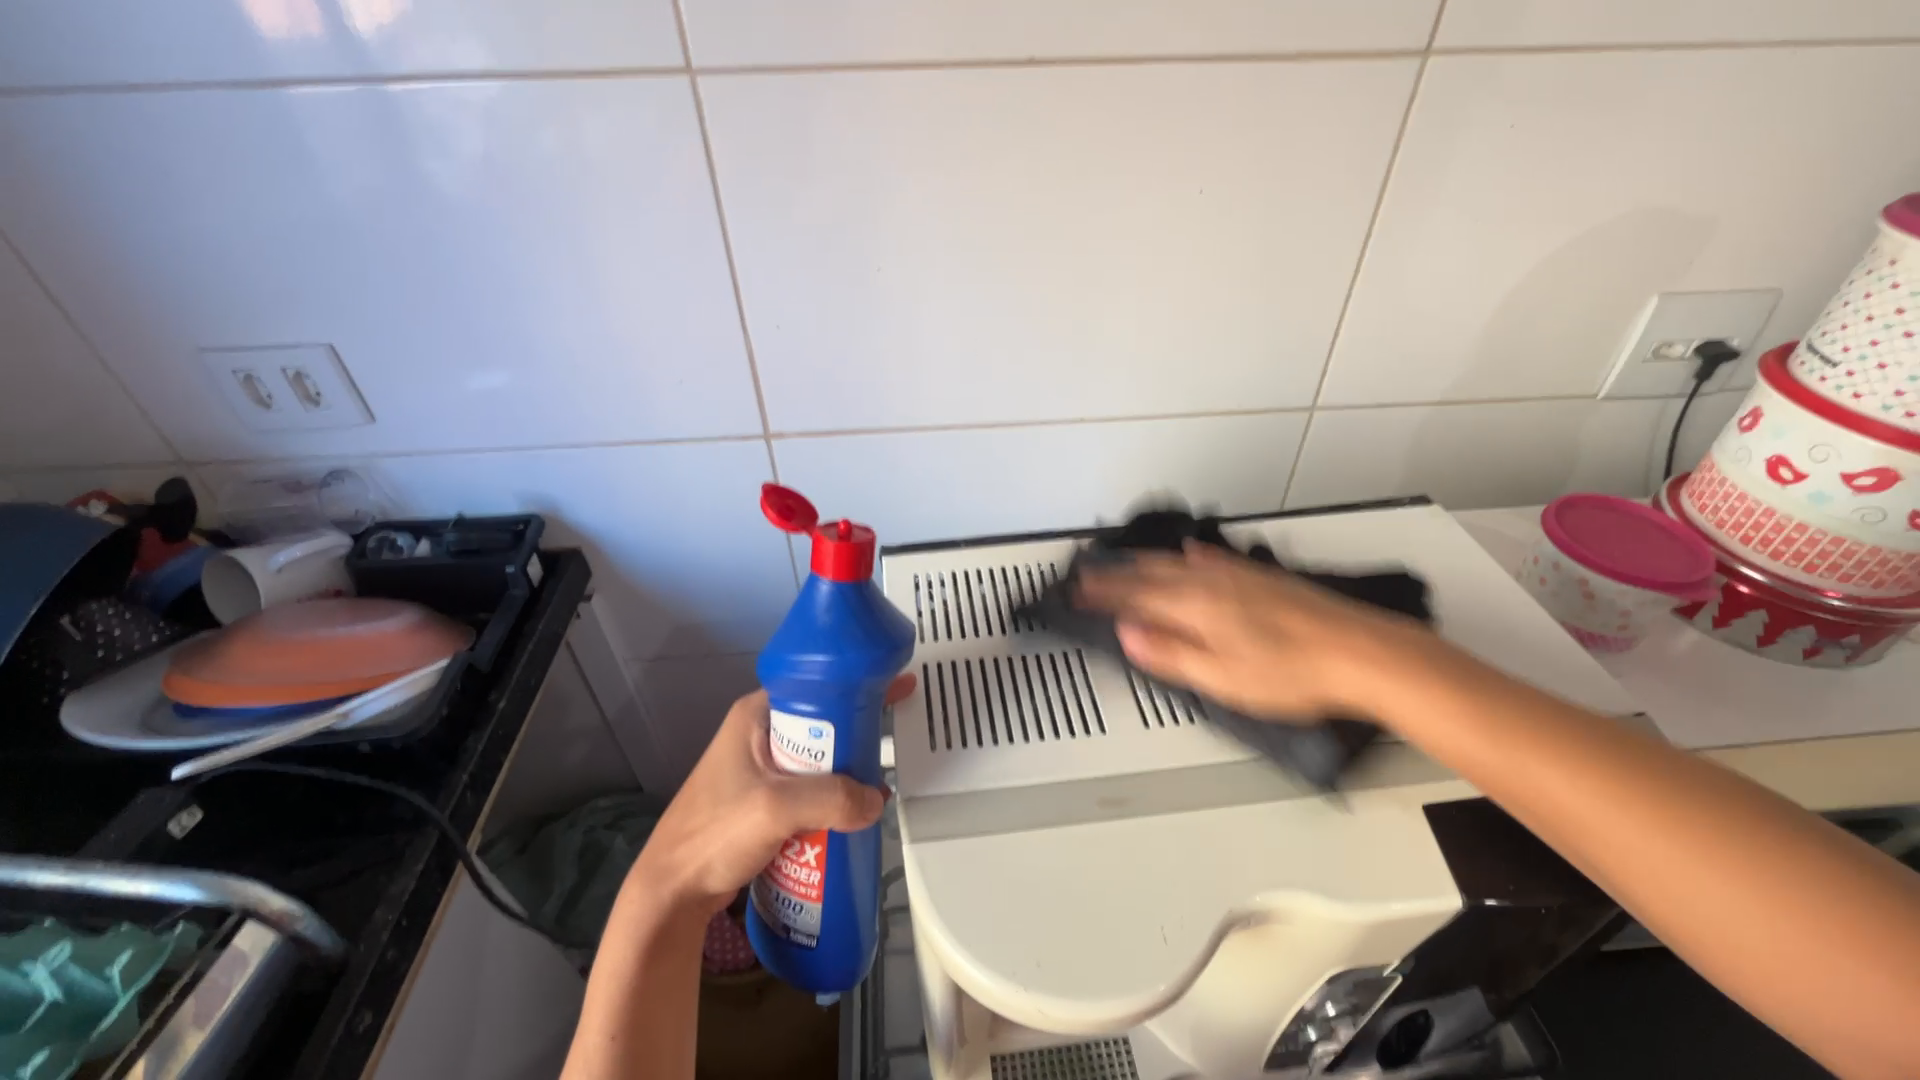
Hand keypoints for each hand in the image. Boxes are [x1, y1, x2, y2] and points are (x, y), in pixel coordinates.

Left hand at [633, 676, 915, 915]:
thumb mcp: (775, 808)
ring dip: (849, 775)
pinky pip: (812, 792)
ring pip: (820, 762)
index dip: (856, 686)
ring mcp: (761, 771)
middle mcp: (759, 735)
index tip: (896, 688)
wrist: (672, 894)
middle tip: (894, 744)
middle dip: (858, 737)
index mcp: (755, 715)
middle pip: (822, 726)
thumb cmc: (712, 836)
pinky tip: (856, 816)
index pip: (815, 686)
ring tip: (880, 787)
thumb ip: (831, 799)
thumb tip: (876, 801)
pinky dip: (834, 801)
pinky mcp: (765, 803)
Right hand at [1077, 541, 1427, 721]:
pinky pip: (1213, 559)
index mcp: (1195, 607)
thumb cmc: (1291, 672)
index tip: (1074, 590)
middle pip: (1152, 575)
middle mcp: (1212, 583)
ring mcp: (1239, 577)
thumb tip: (1126, 632)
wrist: (1363, 653)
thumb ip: (1170, 652)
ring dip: (1146, 563)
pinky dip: (1191, 555)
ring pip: (1179, 563)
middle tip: (1087, 574)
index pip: (1135, 597)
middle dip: (1116, 576)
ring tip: (1125, 561)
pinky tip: (1191, 551)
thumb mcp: (1221, 677)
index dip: (1102, 594)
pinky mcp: (1263, 579)